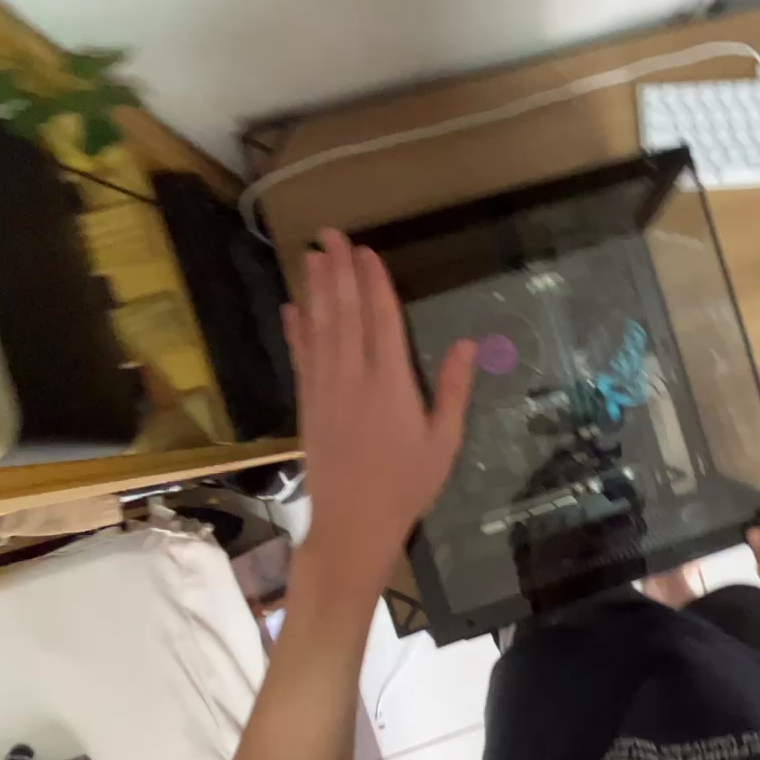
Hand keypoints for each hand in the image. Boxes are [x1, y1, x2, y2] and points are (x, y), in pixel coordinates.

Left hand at [284, 229, 475, 606]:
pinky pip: (301, 358)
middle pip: (344, 314)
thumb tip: (467, 344)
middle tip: (330, 235)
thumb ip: (454, 390)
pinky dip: (296, 331)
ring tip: (310, 256)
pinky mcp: (308, 405)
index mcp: (391, 384)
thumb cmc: (408, 484)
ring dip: (314, 290)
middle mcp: (353, 378)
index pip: (382, 321)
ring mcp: (325, 390)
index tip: (368, 252)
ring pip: (318, 329)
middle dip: (337, 272)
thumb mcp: (444, 441)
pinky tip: (292, 309)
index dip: (374, 284)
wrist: (353, 524)